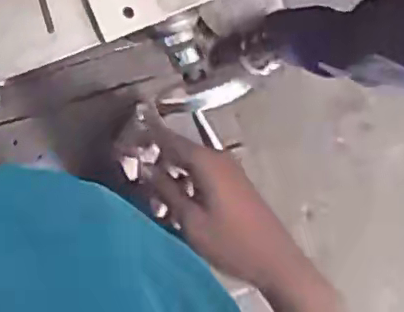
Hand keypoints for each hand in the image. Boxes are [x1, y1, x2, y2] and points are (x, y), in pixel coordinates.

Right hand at [140, 124, 342, 311]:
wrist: (281, 265)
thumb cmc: (232, 242)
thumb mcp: (191, 221)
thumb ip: (165, 190)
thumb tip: (143, 166)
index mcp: (204, 159)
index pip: (165, 137)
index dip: (142, 138)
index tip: (123, 144)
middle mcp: (216, 156)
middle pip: (177, 149)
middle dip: (156, 160)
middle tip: (136, 176)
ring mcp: (229, 168)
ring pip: (190, 163)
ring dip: (172, 175)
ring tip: (157, 200)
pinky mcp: (236, 183)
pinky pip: (203, 173)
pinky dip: (187, 182)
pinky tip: (180, 205)